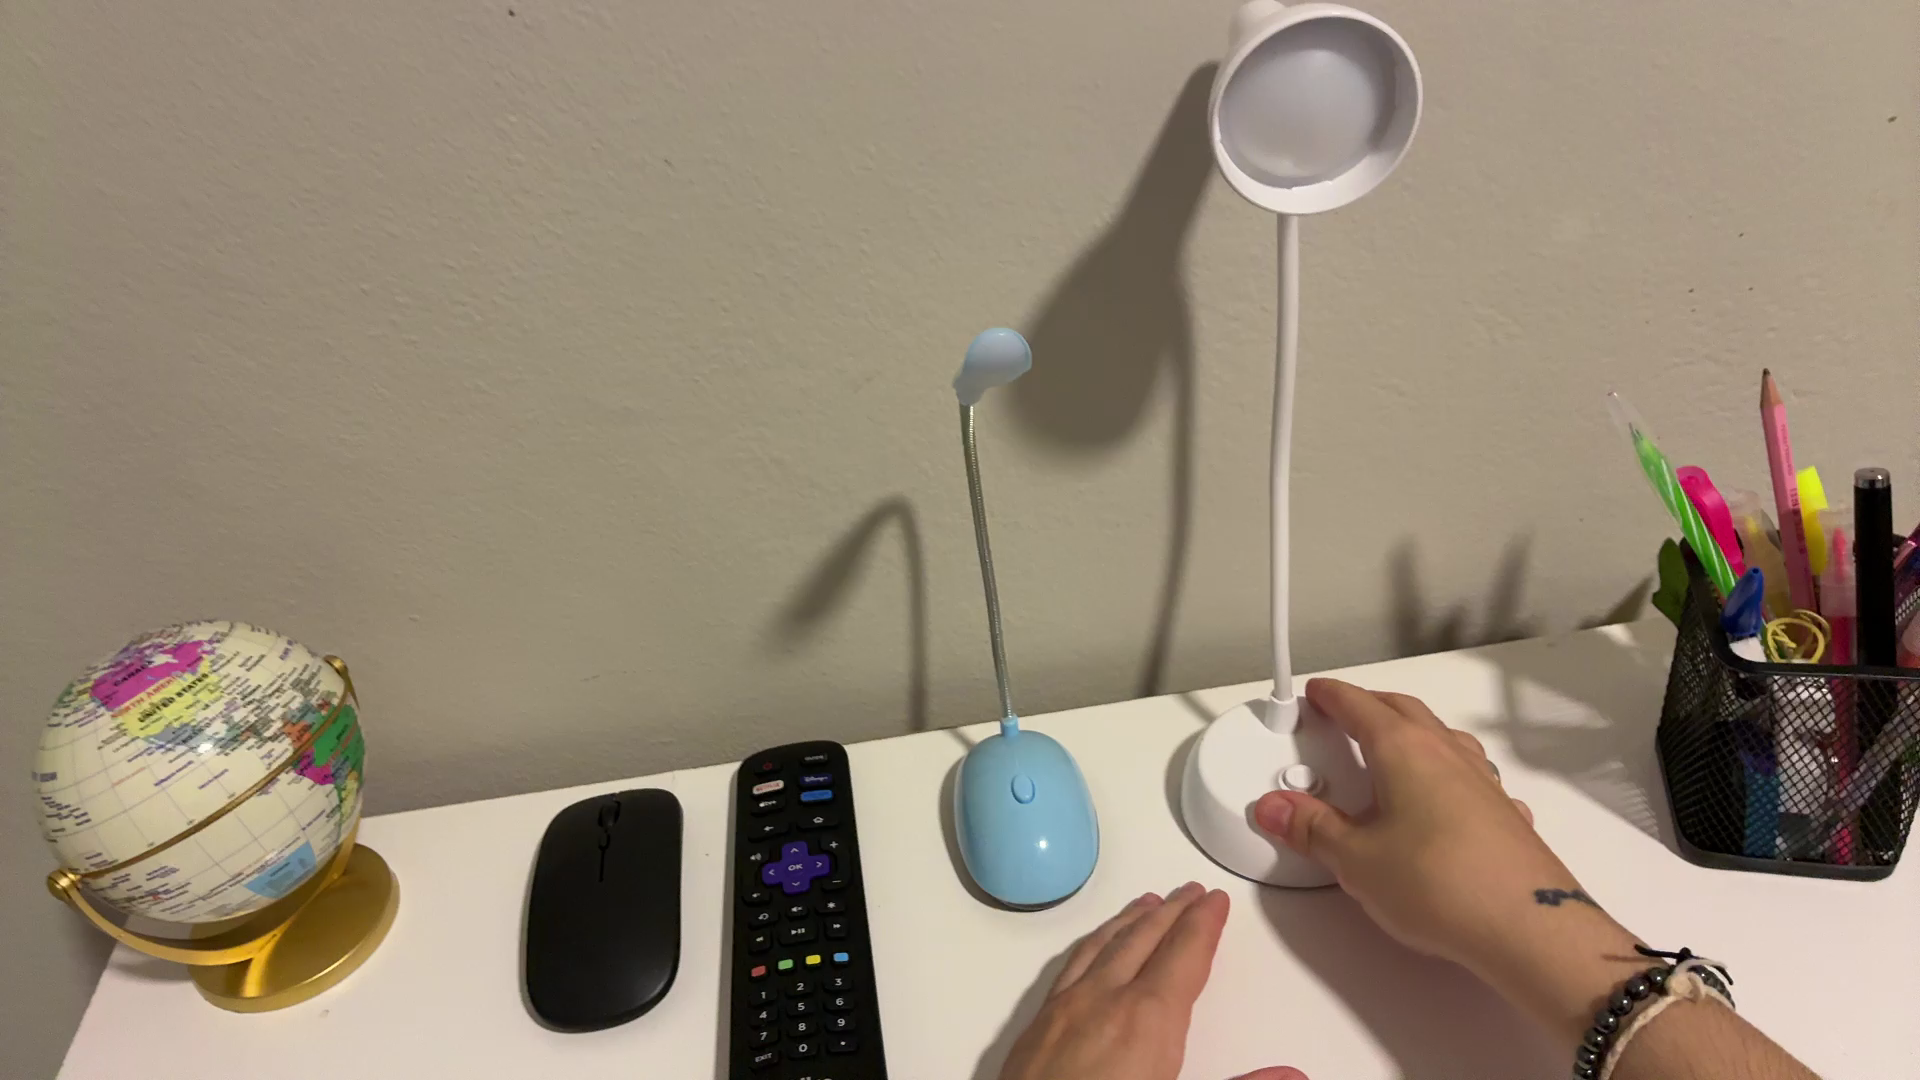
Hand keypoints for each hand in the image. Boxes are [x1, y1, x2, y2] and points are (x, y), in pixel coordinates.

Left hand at [998, 883, 1303, 1079]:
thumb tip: (1296, 1073)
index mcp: (1146, 1021)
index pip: (1183, 957)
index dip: (1203, 926)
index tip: (1217, 900)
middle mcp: (1102, 999)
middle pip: (1143, 939)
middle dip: (1172, 912)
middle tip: (1193, 889)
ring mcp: (1064, 1007)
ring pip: (1103, 944)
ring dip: (1131, 920)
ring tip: (1150, 901)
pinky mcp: (1037, 1022)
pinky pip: (1072, 962)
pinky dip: (1094, 941)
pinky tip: (1095, 944)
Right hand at [1252, 678, 1578, 970]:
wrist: (1536, 936)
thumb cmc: (1444, 886)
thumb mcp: (1355, 860)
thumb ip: (1310, 828)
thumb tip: (1275, 809)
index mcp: (1403, 750)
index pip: (1359, 705)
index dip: (1331, 695)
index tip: (1315, 692)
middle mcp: (1446, 754)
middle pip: (1403, 708)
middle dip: (1368, 703)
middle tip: (1342, 712)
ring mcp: (1483, 782)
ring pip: (1440, 735)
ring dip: (1409, 730)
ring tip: (1387, 749)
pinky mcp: (1506, 814)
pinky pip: (1468, 772)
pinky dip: (1443, 768)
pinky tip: (1438, 797)